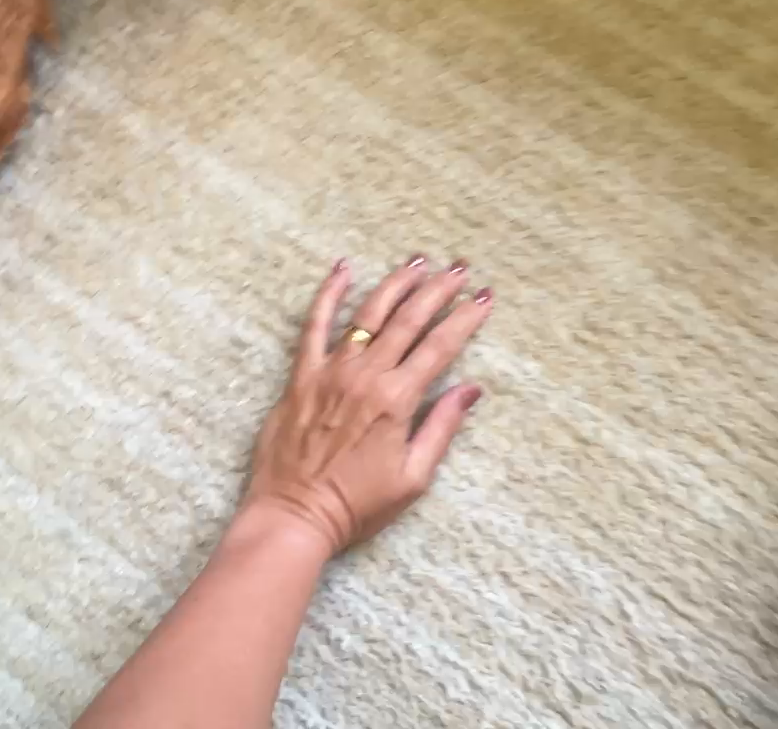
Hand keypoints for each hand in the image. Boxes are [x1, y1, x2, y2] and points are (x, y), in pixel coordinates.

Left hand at [241, 255, 493, 556]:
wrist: (294, 516)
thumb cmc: (357, 505)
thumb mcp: (413, 477)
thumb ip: (442, 427)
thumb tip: (471, 389)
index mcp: (397, 399)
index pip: (440, 346)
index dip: (466, 318)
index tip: (484, 297)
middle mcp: (367, 375)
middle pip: (409, 319)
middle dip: (439, 290)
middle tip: (460, 269)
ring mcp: (332, 370)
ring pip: (369, 312)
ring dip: (397, 283)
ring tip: (418, 262)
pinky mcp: (302, 374)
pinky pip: (315, 324)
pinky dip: (329, 293)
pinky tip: (343, 268)